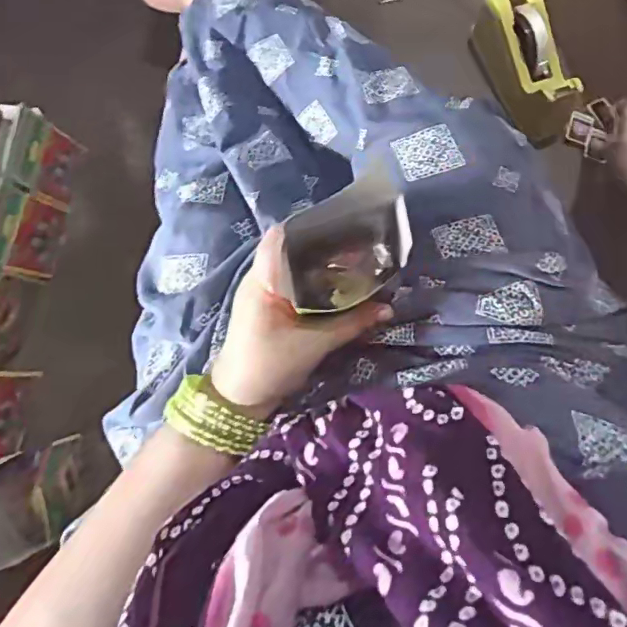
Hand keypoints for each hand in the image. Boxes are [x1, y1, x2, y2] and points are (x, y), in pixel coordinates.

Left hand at [209, 226, 392, 414]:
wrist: (239, 400)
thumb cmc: (270, 366)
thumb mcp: (315, 344)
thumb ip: (352, 323)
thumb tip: (387, 307)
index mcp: (262, 279)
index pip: (282, 237)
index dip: (311, 226)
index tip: (343, 225)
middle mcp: (259, 278)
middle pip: (291, 249)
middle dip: (325, 246)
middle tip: (359, 246)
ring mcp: (261, 291)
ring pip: (293, 265)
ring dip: (320, 264)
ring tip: (354, 261)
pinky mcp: (268, 305)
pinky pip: (292, 281)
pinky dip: (313, 280)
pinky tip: (337, 285)